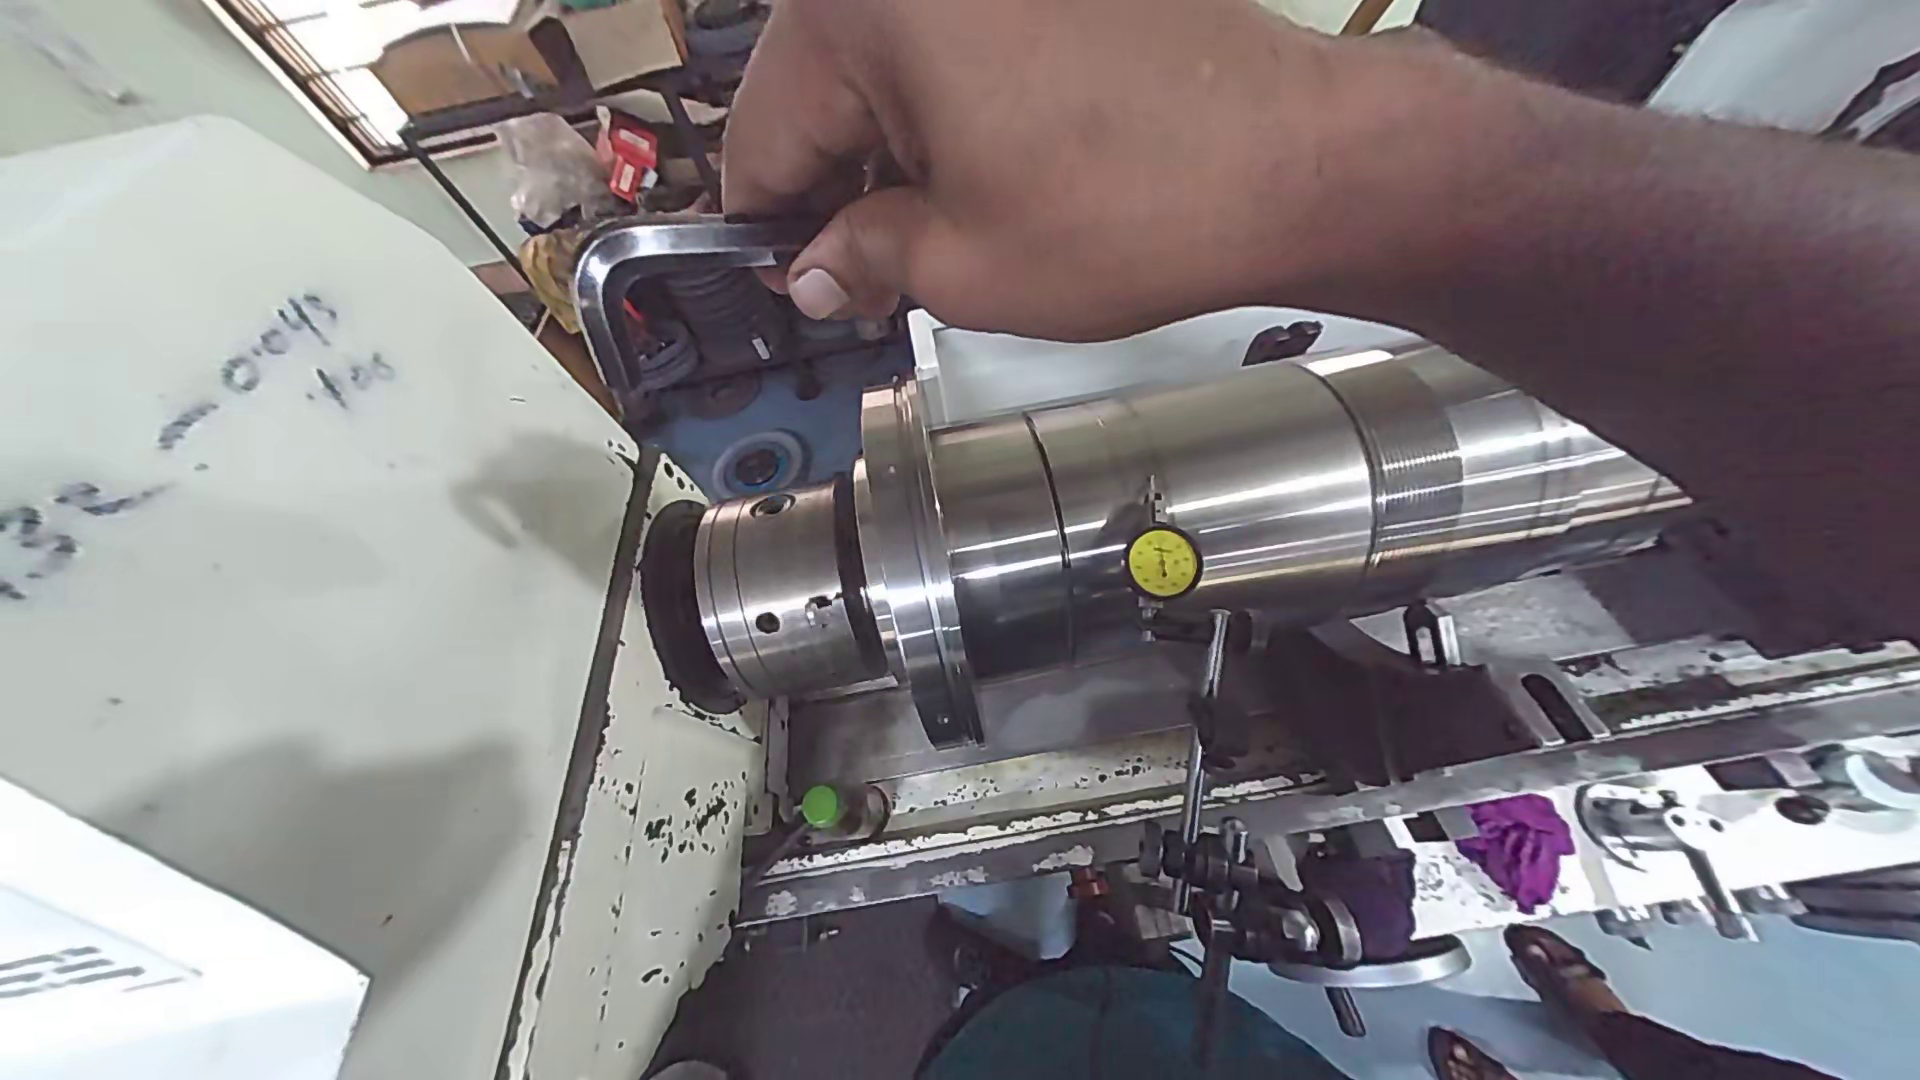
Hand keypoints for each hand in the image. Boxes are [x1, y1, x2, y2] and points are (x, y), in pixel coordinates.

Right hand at [722, 0, 1466, 339]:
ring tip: (915, 252)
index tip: (788, 287)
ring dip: (881, 174)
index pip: (762, 137)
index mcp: (863, 9)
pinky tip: (958, 193)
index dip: (766, 228)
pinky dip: (931, 134)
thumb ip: (862, 261)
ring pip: (877, 84)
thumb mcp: (961, 268)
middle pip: (816, 102)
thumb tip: (808, 276)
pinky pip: (938, 60)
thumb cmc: (1113, 224)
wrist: (1282, 164)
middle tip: (861, 287)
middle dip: (830, 203)